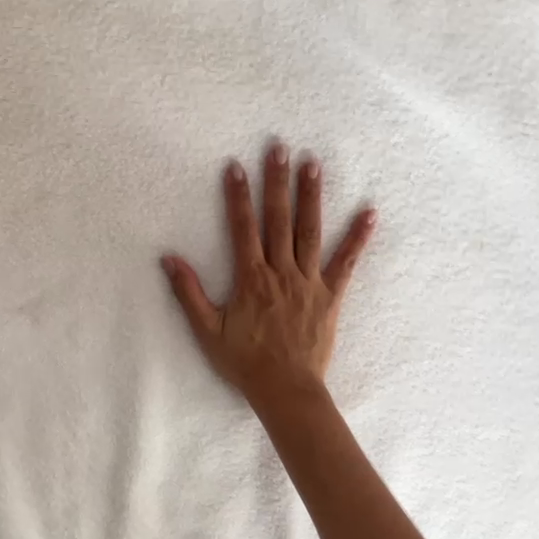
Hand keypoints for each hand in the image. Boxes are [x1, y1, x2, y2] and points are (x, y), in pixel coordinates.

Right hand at [162, 142, 375, 412]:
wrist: (286, 390)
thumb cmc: (244, 362)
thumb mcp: (206, 330)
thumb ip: (188, 292)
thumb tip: (169, 259)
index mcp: (250, 279)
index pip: (242, 228)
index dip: (238, 196)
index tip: (236, 167)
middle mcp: (281, 273)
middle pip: (279, 220)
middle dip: (277, 182)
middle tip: (280, 148)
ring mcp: (308, 282)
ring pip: (309, 232)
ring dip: (311, 196)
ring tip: (313, 164)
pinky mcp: (330, 296)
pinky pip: (346, 262)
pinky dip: (357, 237)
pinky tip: (369, 212)